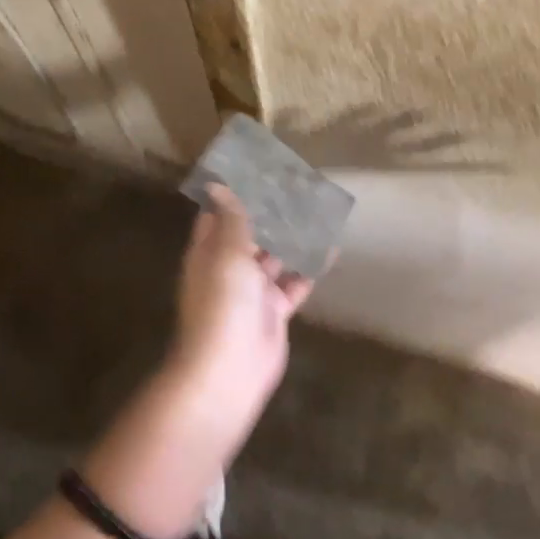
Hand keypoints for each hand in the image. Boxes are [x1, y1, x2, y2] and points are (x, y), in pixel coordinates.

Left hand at [166, 184, 314, 451]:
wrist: (229, 370)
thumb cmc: (222, 304)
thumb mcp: (227, 254)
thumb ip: (232, 220)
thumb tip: (218, 184)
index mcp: (208, 252)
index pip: (219, 215)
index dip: (235, 193)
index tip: (257, 168)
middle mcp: (228, 268)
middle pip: (251, 234)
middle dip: (270, 212)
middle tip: (298, 183)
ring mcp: (252, 291)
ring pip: (275, 256)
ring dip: (293, 237)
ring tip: (318, 208)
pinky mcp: (274, 310)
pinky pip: (295, 283)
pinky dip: (310, 267)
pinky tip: (331, 247)